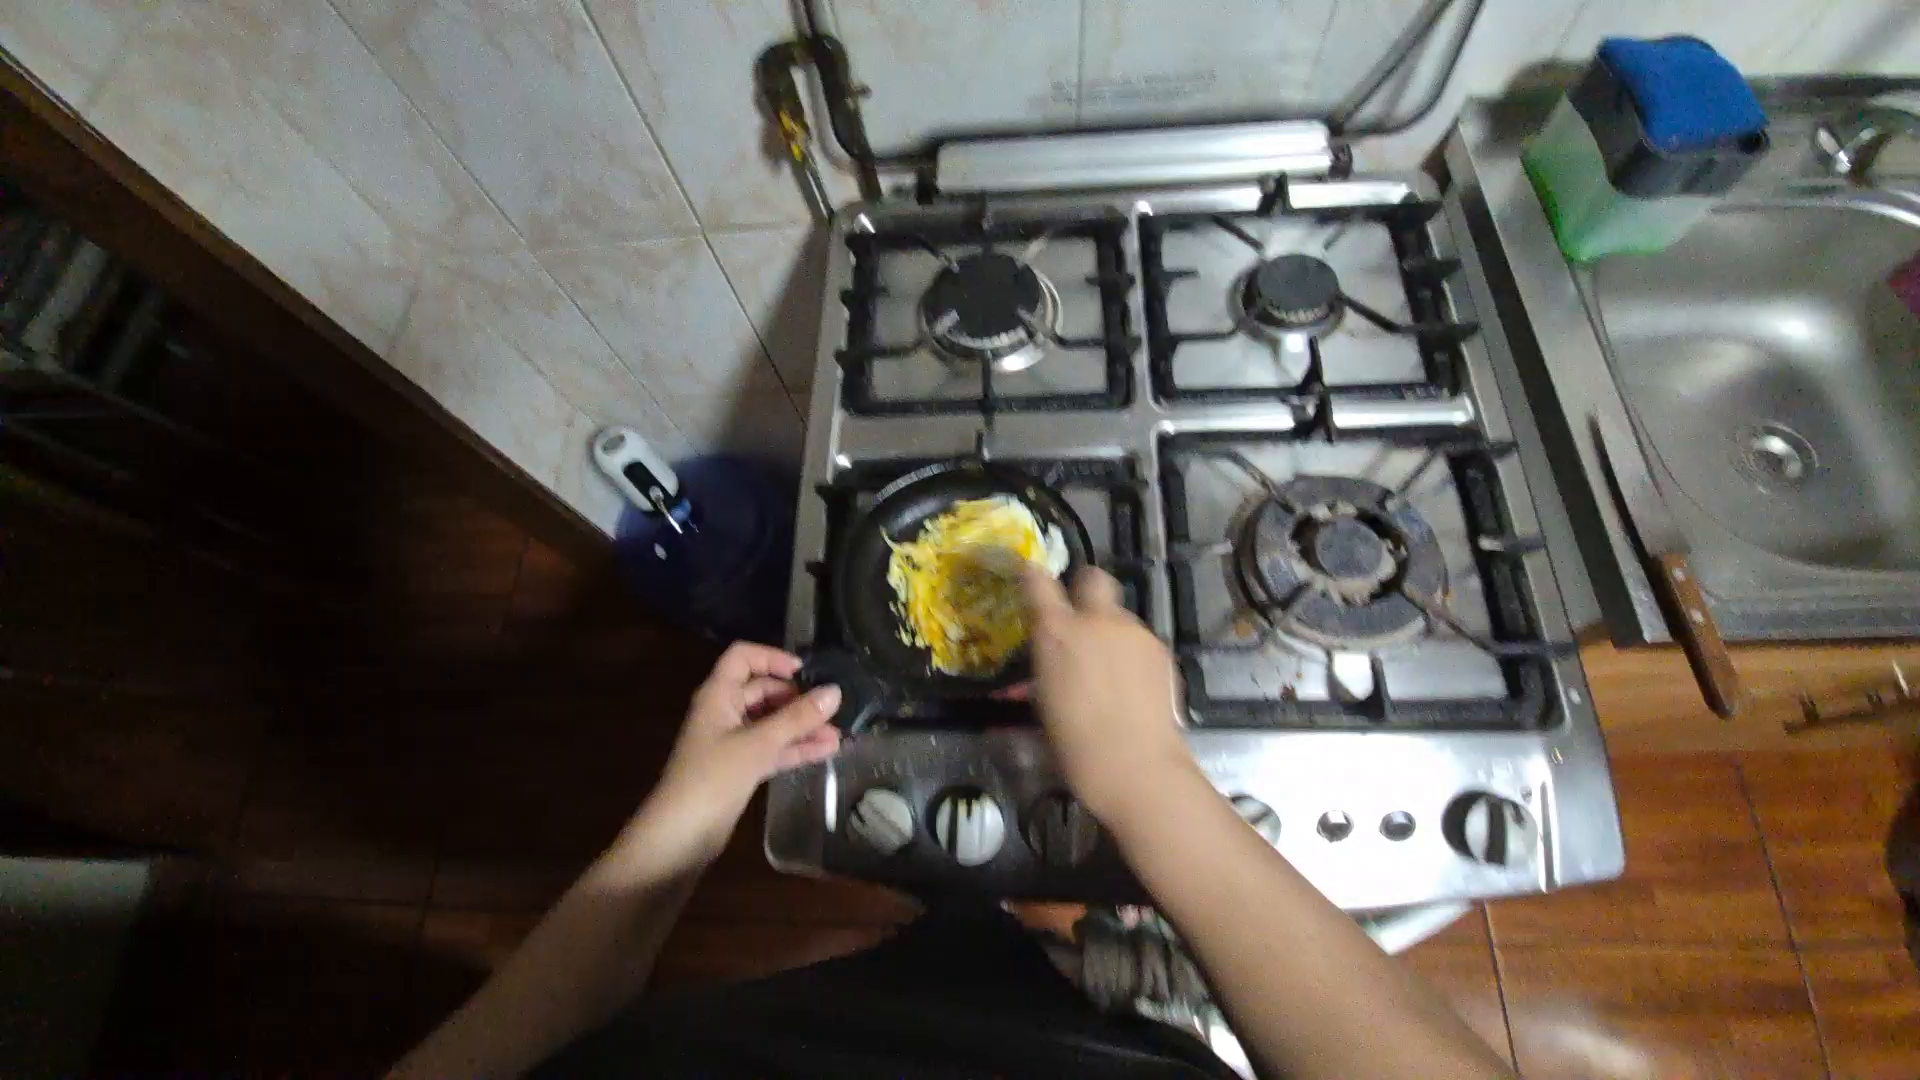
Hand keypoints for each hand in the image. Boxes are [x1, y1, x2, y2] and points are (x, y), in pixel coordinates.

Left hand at [627, 643, 841, 872]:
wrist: (679, 838)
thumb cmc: (712, 779)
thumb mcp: (758, 744)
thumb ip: (797, 718)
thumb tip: (835, 691)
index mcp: (717, 695)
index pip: (743, 657)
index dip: (772, 657)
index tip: (804, 670)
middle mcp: (724, 712)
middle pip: (763, 690)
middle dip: (797, 698)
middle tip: (830, 707)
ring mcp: (732, 741)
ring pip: (772, 723)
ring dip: (802, 726)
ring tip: (839, 733)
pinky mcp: (741, 768)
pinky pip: (773, 748)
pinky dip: (795, 748)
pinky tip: (826, 750)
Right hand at [1021, 564, 1192, 826]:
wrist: (1136, 766)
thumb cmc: (1075, 745)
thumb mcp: (1045, 702)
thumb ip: (1046, 667)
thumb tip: (1045, 662)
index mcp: (1057, 632)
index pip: (1037, 582)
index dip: (1032, 575)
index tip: (1029, 576)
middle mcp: (1096, 621)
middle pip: (1093, 578)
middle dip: (1085, 587)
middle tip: (1081, 614)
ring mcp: (1133, 632)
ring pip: (1119, 614)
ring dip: (1110, 629)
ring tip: (1110, 667)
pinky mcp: (1161, 649)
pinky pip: (1139, 639)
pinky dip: (1131, 652)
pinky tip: (1132, 683)